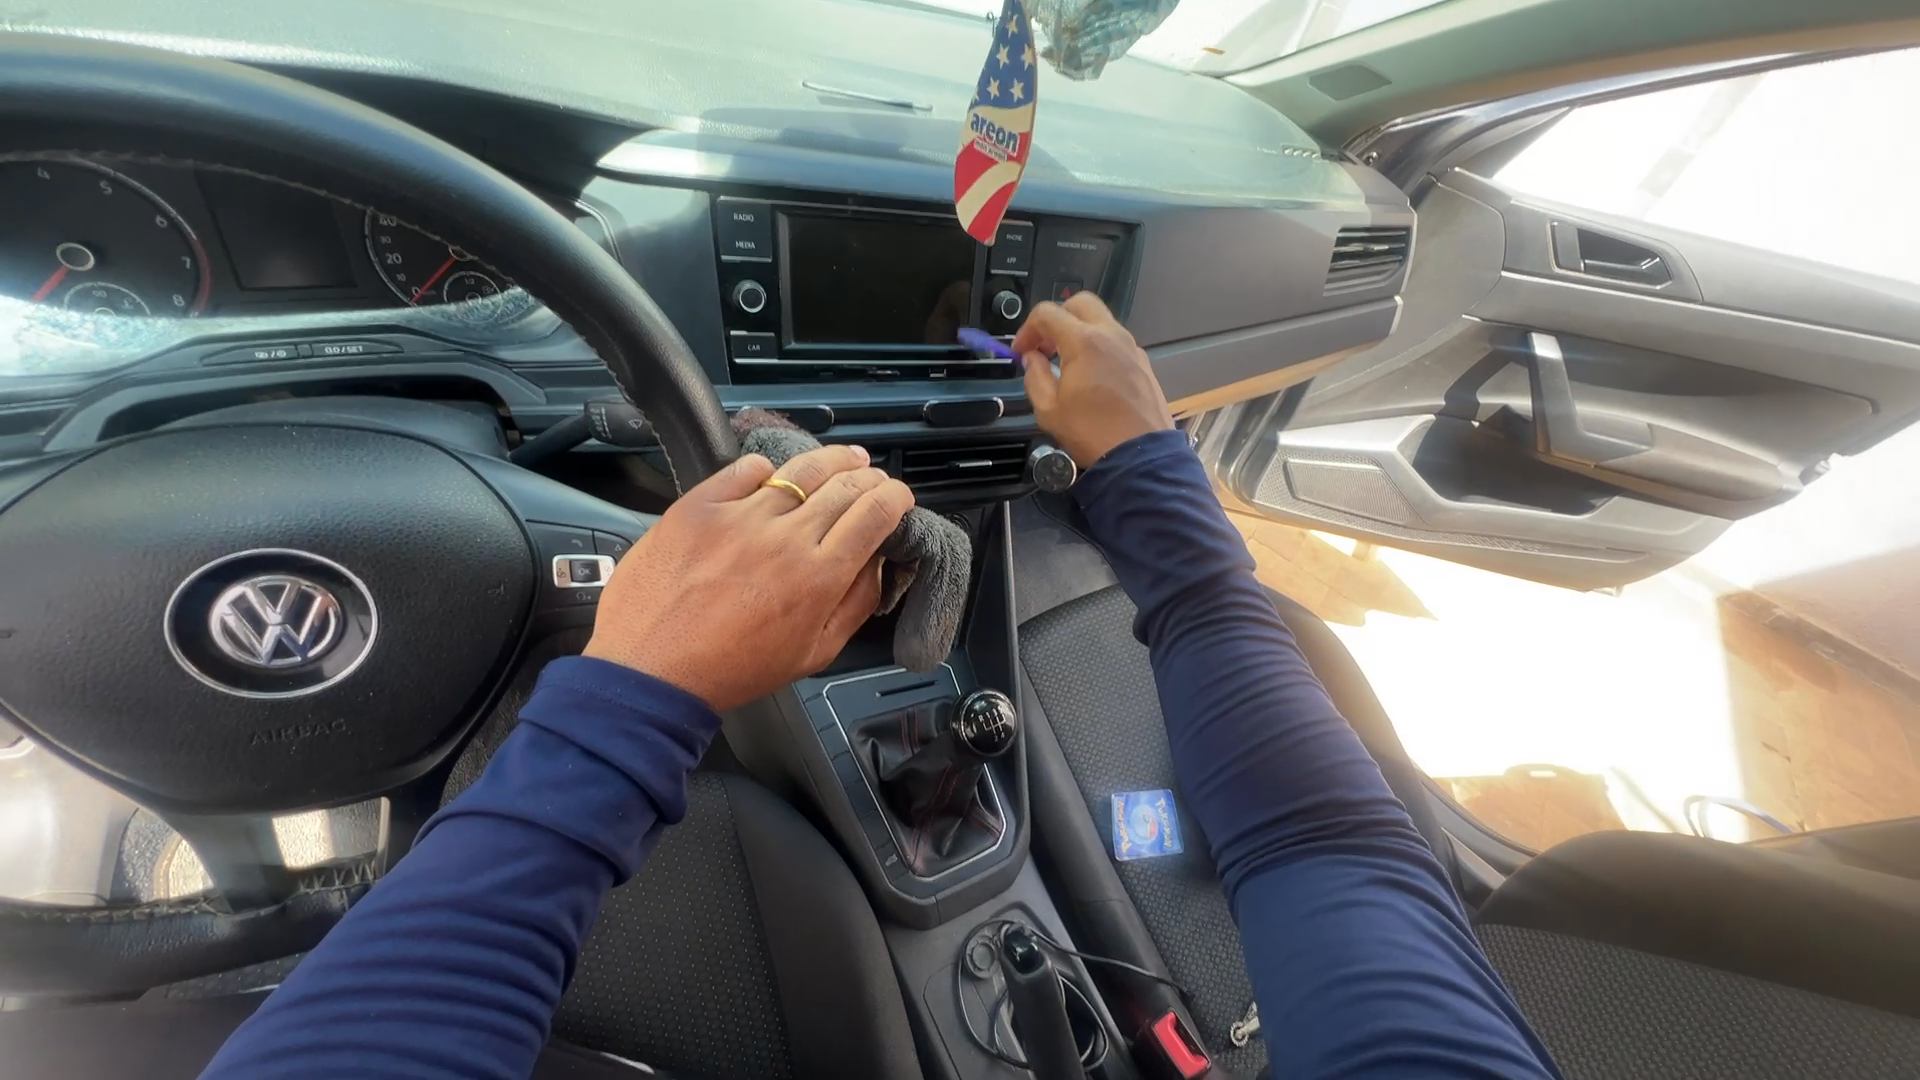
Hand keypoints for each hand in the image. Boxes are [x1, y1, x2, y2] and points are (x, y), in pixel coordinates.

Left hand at [585, 445, 914, 709]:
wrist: (650, 672)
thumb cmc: (733, 669)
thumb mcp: (816, 653)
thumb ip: (857, 604)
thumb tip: (878, 563)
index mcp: (819, 577)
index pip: (875, 513)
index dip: (896, 497)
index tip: (898, 498)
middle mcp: (784, 538)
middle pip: (845, 484)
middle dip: (871, 477)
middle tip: (875, 479)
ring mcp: (739, 516)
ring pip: (801, 469)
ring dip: (832, 460)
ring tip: (844, 458)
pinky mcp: (699, 506)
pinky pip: (746, 469)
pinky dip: (768, 468)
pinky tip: (775, 475)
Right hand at [1012, 292, 1173, 466]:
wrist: (1138, 454)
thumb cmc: (1092, 433)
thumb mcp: (1049, 409)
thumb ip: (1035, 376)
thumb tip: (1032, 359)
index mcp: (1083, 342)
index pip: (1047, 313)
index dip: (1027, 329)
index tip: (1021, 351)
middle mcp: (1110, 336)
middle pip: (1079, 303)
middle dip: (1056, 318)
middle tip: (1044, 345)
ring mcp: (1130, 347)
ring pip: (1100, 320)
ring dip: (1078, 331)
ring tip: (1064, 362)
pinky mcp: (1142, 363)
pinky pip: (1115, 341)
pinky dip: (1097, 346)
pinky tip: (1089, 375)